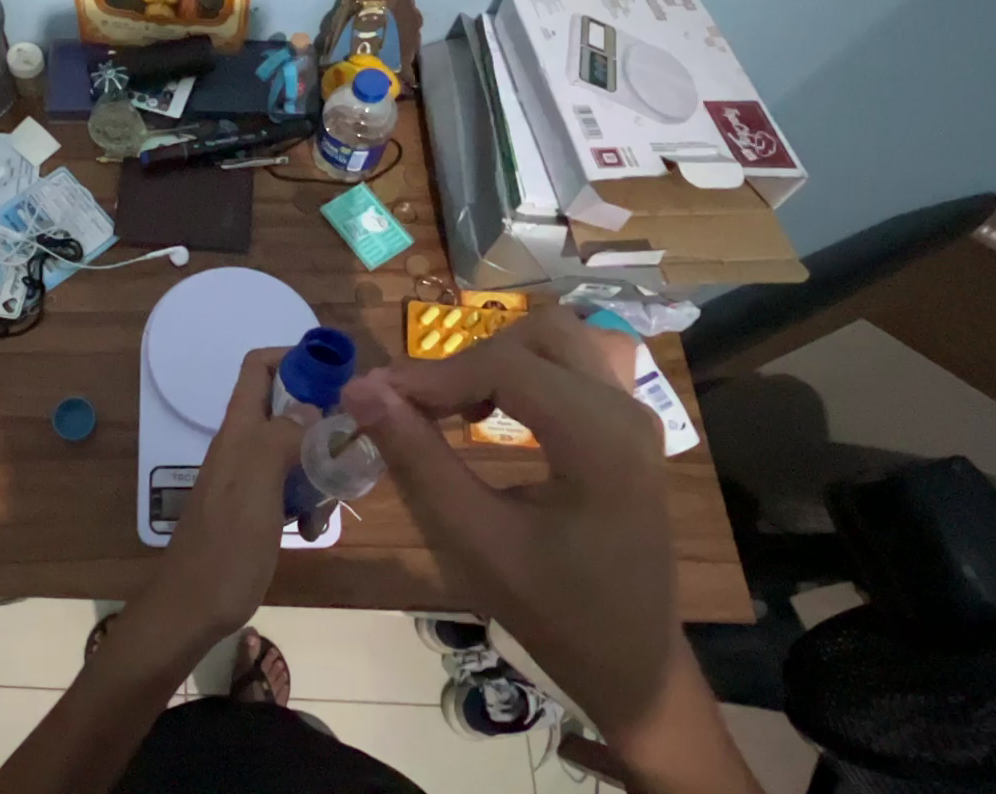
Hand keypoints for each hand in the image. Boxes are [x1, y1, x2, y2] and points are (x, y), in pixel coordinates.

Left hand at [139, 348, 309, 641]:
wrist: (192, 610)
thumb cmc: (226, 549)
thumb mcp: (256, 488)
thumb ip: (280, 440)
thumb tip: (310, 407)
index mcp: (239, 431)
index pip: (259, 368)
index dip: (294, 360)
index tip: (336, 378)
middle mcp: (242, 446)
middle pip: (285, 408)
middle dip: (321, 419)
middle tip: (351, 445)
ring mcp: (248, 478)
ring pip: (294, 449)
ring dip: (320, 465)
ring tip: (334, 497)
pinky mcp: (255, 508)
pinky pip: (290, 487)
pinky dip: (308, 499)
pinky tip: (315, 527)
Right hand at [341, 308, 679, 742]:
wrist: (627, 660)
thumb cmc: (548, 608)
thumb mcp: (470, 536)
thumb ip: (416, 455)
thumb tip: (359, 389)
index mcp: (600, 441)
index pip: (507, 366)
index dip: (432, 374)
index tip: (377, 397)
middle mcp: (627, 411)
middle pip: (539, 335)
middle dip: (469, 360)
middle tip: (421, 405)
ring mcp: (636, 414)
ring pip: (561, 338)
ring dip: (501, 358)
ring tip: (461, 406)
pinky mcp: (628, 425)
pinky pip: (578, 362)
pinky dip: (529, 369)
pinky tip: (499, 409)